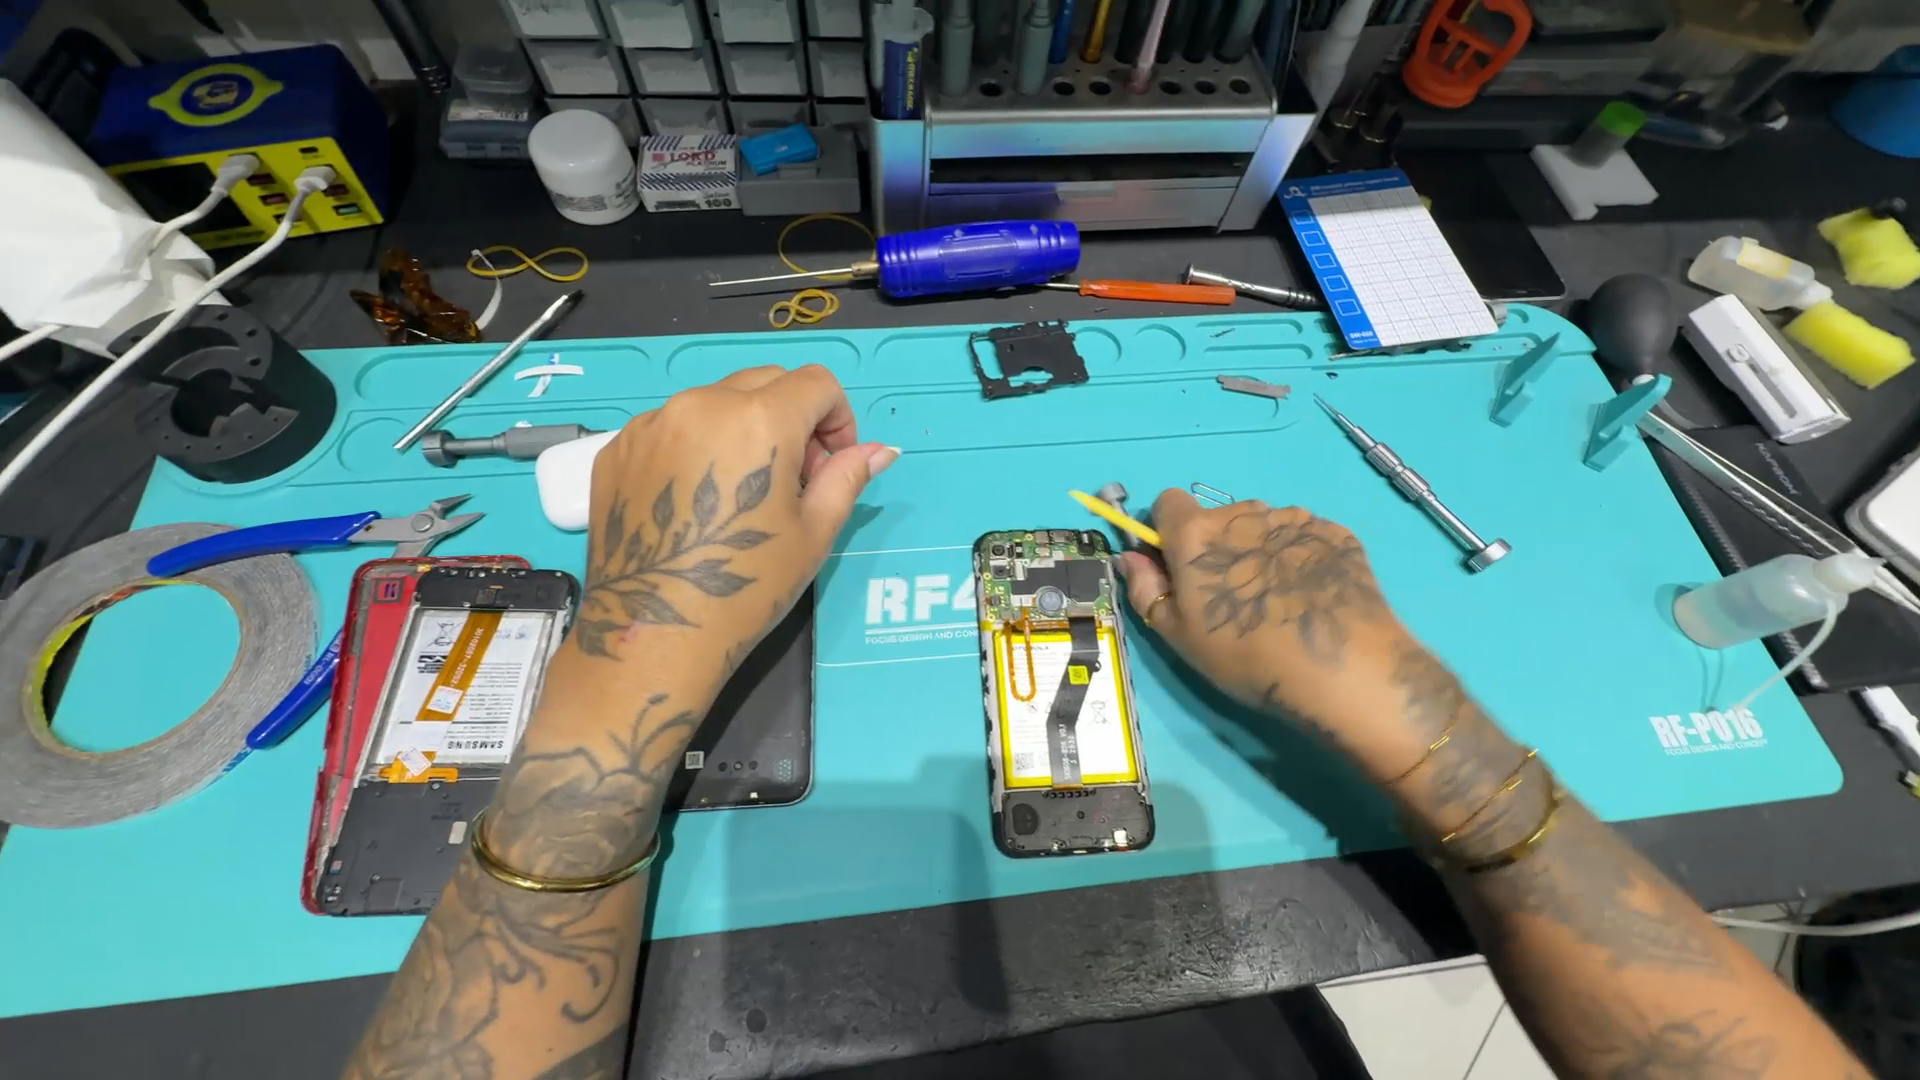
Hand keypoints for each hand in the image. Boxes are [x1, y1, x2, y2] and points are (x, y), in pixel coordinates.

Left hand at [574, 365, 895, 679]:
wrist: (655, 633)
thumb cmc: (749, 585)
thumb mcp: (814, 532)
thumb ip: (848, 476)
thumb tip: (883, 450)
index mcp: (759, 420)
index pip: (818, 384)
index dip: (838, 419)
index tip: (831, 464)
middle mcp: (701, 404)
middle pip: (766, 382)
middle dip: (793, 418)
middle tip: (792, 480)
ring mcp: (652, 423)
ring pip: (717, 401)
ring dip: (744, 429)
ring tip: (739, 495)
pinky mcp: (617, 448)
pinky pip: (673, 426)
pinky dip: (697, 446)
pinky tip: (695, 504)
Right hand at [1115, 490, 1407, 737]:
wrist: (1343, 669)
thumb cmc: (1245, 656)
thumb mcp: (1177, 635)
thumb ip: (1146, 588)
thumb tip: (1130, 557)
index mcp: (1196, 534)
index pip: (1167, 502)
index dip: (1168, 531)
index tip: (1178, 565)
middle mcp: (1243, 512)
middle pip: (1217, 516)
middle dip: (1216, 543)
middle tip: (1230, 593)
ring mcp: (1294, 518)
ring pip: (1261, 523)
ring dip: (1258, 546)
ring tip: (1277, 596)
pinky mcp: (1335, 531)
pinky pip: (1302, 534)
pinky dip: (1298, 555)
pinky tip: (1310, 594)